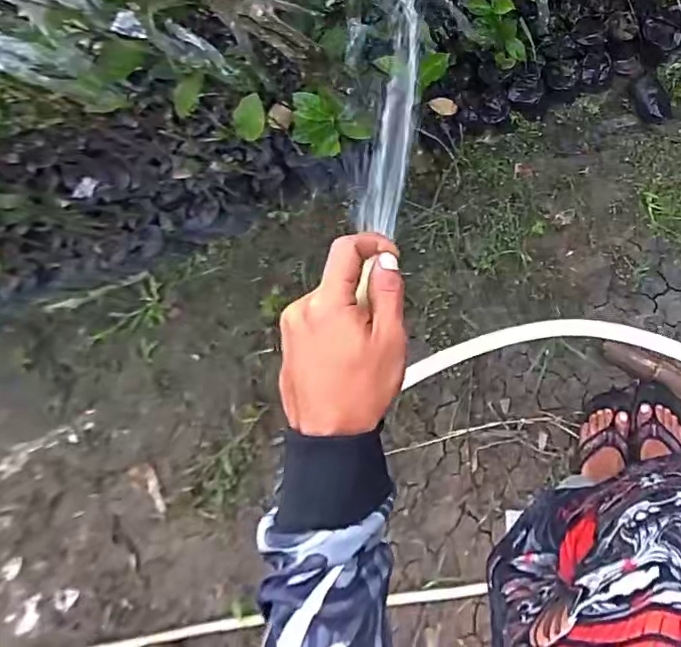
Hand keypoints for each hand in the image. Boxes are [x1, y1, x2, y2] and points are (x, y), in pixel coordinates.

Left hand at [277, 234, 406, 435]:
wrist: (329, 437)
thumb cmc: (360, 394)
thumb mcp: (390, 339)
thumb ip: (388, 292)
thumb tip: (385, 261)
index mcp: (327, 304)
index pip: (345, 248)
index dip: (372, 243)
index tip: (389, 254)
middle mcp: (303, 309)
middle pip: (340, 275)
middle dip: (365, 288)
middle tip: (382, 320)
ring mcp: (292, 326)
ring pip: (331, 297)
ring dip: (351, 308)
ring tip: (363, 346)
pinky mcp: (290, 340)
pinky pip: (318, 316)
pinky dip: (336, 323)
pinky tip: (346, 354)